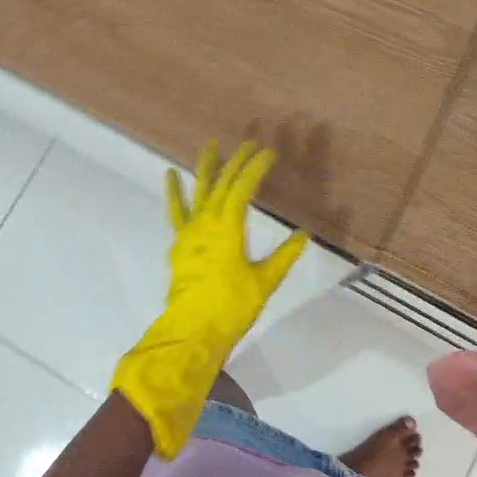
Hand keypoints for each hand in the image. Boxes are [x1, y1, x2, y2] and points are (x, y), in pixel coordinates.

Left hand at [112, 140, 309, 458]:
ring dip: (206, 167)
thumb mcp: (264, 282)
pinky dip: (174, 193)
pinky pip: (176, 213)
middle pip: (222, 184)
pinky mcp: (179, 244)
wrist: (192, 332)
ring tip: (211, 145)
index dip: (256, 168)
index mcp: (229, 228)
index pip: (243, 188)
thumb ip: (283, 257)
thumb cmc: (231, 307)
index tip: (269, 152)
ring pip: (199, 191)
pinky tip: (171, 176)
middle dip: (236, 162)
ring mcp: (190, 232)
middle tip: (249, 144)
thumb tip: (304, 235)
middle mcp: (207, 223)